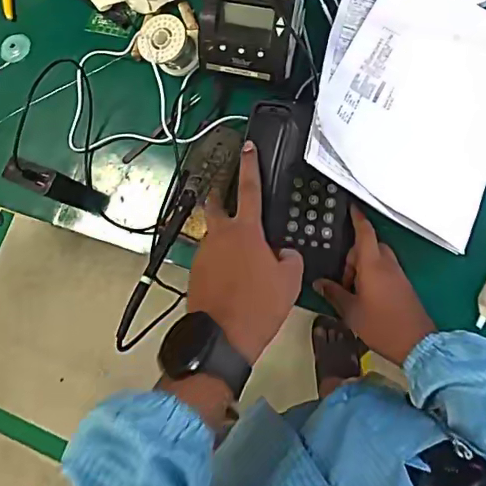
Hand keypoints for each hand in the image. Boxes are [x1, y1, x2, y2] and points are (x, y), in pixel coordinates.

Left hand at [187, 143, 303, 363]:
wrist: (221, 338)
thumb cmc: (258, 306)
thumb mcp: (289, 281)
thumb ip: (290, 258)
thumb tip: (283, 252)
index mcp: (245, 230)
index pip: (250, 188)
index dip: (250, 164)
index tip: (247, 147)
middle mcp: (220, 235)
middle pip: (218, 204)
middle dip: (222, 194)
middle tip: (228, 193)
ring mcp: (204, 253)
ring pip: (214, 234)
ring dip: (225, 236)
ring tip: (241, 254)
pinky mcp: (196, 272)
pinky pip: (211, 257)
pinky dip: (221, 259)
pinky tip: (233, 276)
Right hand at [315, 209, 436, 365]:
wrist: (417, 344)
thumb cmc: (382, 325)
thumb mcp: (351, 312)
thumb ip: (334, 293)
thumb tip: (320, 283)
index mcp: (373, 264)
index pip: (364, 232)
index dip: (357, 217)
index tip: (351, 206)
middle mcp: (387, 264)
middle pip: (369, 245)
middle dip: (353, 254)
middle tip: (343, 277)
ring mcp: (398, 274)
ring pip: (377, 258)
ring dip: (363, 266)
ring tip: (352, 289)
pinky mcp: (404, 285)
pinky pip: (385, 269)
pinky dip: (373, 274)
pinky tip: (365, 295)